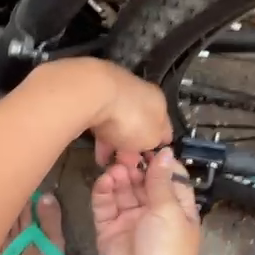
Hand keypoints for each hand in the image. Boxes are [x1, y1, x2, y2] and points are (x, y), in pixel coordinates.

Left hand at [32, 59, 172, 166]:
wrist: (92, 94)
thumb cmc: (130, 119)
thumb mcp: (152, 138)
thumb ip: (155, 140)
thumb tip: (154, 141)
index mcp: (159, 101)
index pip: (163, 125)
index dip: (157, 144)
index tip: (149, 160)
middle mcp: (139, 92)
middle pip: (139, 123)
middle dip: (132, 145)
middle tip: (126, 164)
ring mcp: (114, 90)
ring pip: (118, 122)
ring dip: (114, 141)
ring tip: (108, 161)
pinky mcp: (91, 94)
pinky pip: (100, 120)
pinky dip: (99, 135)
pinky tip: (95, 150)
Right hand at [92, 149, 201, 254]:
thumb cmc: (167, 253)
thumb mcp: (170, 211)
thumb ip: (162, 180)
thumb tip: (165, 152)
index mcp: (179, 211)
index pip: (170, 178)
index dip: (159, 161)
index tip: (147, 143)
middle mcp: (155, 215)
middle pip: (143, 182)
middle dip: (135, 166)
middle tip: (124, 151)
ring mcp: (130, 223)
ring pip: (123, 191)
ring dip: (120, 177)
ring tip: (115, 168)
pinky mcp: (109, 231)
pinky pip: (105, 206)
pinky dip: (104, 192)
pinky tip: (105, 181)